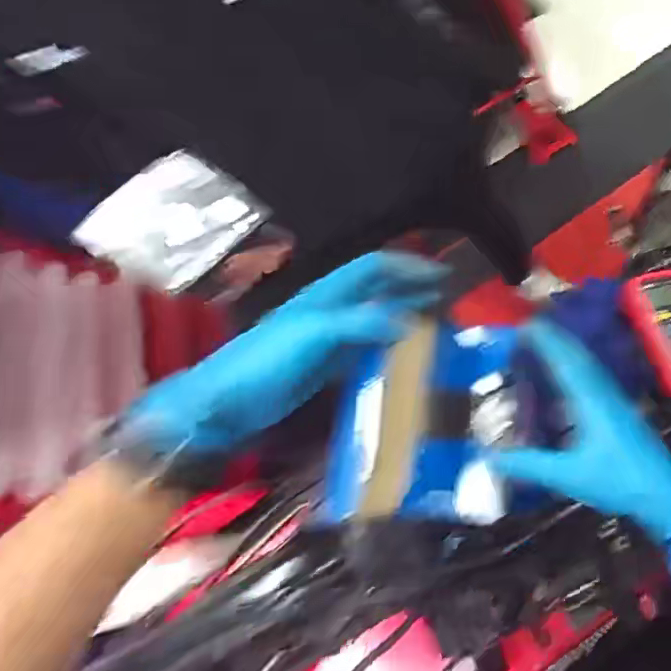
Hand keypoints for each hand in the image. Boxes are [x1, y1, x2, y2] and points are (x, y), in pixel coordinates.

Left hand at [126, 252, 445, 455]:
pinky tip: (406, 355)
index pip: (374, 268)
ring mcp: (330, 339)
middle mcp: (332, 311)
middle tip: (445, 296)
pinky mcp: (328, 366)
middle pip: (378, 289)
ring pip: (376, 317)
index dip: (407, 266)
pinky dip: (391, 345)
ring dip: (405, 314)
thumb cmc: (265, 362)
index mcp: (327, 295)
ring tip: (435, 321)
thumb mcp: (314, 334)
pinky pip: (369, 347)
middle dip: (411, 287)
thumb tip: (408, 323)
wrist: (225, 405)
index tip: (440, 276)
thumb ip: (360, 323)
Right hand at [487, 320, 670, 604]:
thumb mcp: (568, 475)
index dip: (545, 340)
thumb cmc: (619, 481)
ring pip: (588, 367)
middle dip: (554, 339)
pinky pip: (593, 380)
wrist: (665, 494)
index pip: (565, 361)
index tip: (524, 325)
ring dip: (566, 352)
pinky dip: (576, 370)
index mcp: (591, 400)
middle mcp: (604, 393)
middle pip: (578, 357)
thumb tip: (490, 458)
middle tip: (529, 328)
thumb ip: (529, 465)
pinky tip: (568, 381)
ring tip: (545, 344)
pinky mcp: (621, 412)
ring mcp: (615, 401)